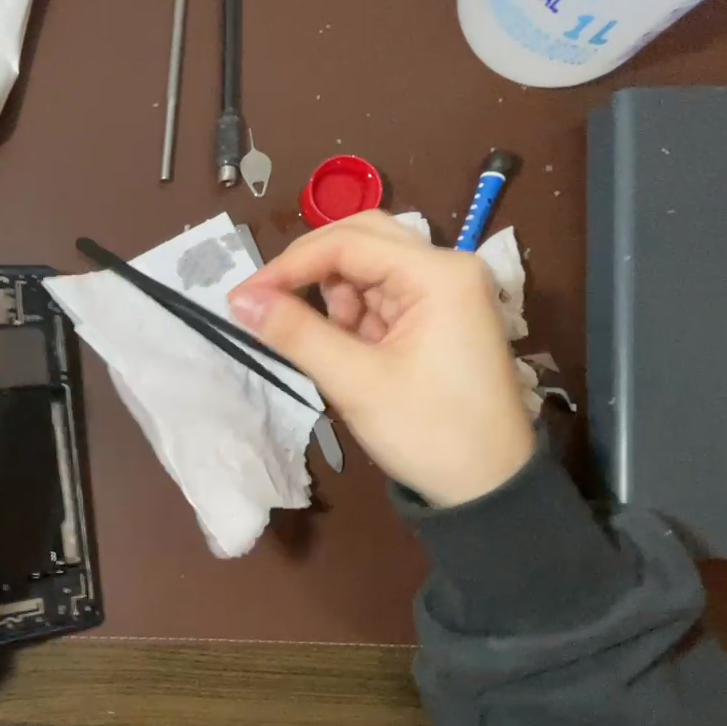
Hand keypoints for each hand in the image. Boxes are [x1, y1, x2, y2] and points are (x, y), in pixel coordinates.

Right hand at [228, 210, 532, 507]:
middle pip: (361, 240)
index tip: (241, 298)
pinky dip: (347, 317)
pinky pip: (377, 299)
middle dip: (308, 268)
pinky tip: (342, 350)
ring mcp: (441, 294)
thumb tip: (239, 300)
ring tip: (319, 343)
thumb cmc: (429, 432)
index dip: (288, 265)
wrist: (486, 485)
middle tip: (265, 302)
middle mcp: (444, 269)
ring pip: (365, 269)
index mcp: (438, 274)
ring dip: (329, 296)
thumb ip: (296, 333)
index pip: (348, 243)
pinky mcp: (431, 320)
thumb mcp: (355, 382)